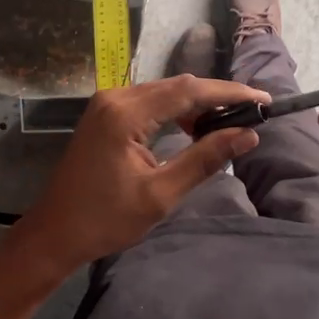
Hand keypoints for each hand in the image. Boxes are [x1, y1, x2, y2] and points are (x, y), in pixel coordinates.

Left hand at [17, 75, 268, 271]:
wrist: (55, 233)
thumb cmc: (106, 219)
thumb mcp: (161, 194)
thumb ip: (204, 160)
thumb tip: (247, 135)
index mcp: (126, 113)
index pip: (188, 91)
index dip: (229, 93)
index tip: (264, 99)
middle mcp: (115, 97)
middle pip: (176, 86)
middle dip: (216, 97)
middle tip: (253, 112)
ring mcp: (106, 103)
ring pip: (162, 92)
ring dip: (195, 104)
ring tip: (228, 123)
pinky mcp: (104, 114)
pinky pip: (148, 102)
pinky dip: (173, 111)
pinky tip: (192, 129)